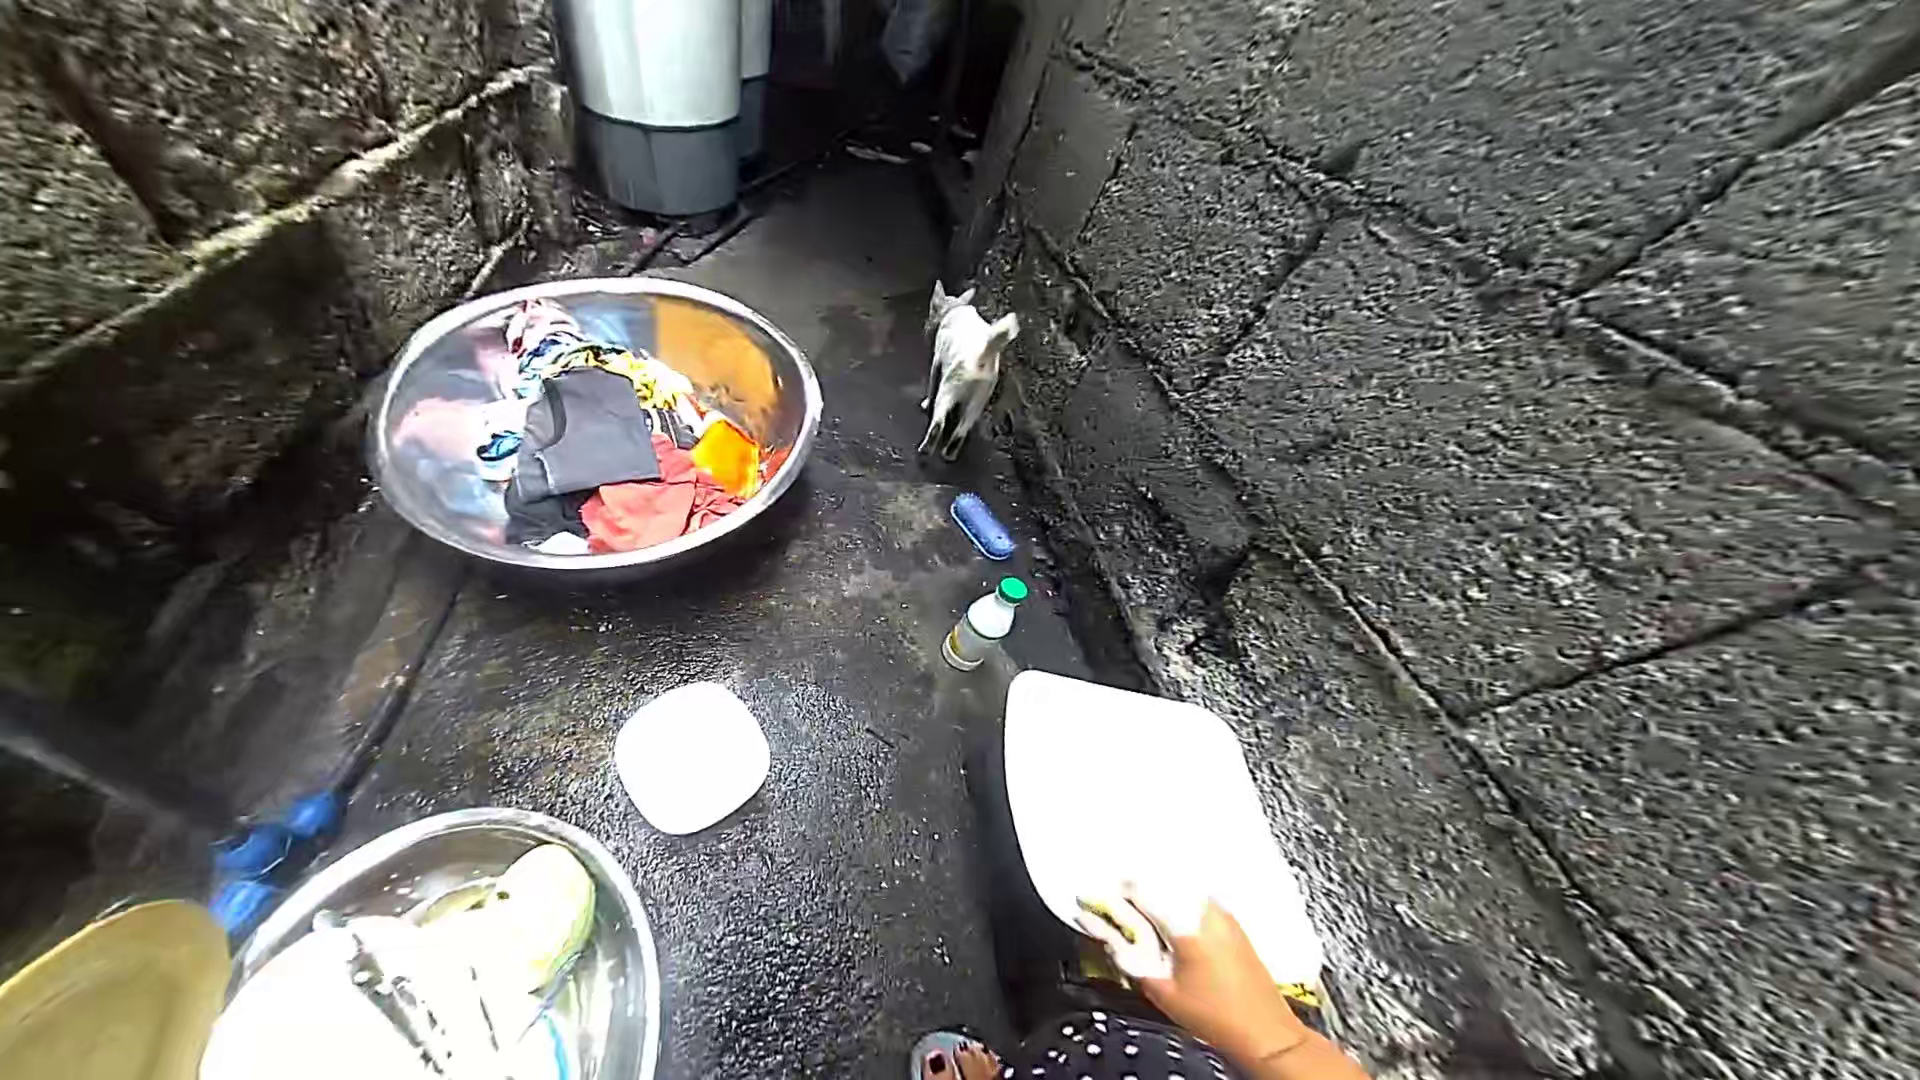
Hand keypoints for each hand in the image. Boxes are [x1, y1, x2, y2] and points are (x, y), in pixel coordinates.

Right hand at [1077, 886, 1306, 1067]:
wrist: (1266, 1035)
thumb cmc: (1215, 1018)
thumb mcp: (1161, 990)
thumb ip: (1127, 954)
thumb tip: (1100, 928)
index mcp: (1185, 922)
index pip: (1140, 888)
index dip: (1114, 892)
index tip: (1099, 899)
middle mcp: (1204, 907)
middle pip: (1157, 878)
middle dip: (1132, 887)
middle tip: (1116, 902)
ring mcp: (1219, 910)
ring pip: (1175, 882)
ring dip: (1153, 887)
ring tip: (1138, 907)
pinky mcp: (1227, 917)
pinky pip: (1192, 892)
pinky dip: (1173, 894)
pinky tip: (1166, 913)